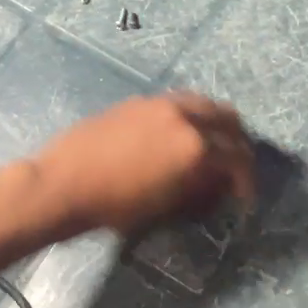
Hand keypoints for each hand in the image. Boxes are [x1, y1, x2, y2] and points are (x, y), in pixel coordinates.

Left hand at [30, 92, 254, 235]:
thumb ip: (199, 189)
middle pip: (228, 119)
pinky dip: (189, 116)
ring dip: (214, 124)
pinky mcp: (137, 101)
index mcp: (195, 147)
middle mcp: (184, 117)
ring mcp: (159, 104)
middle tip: (233, 164)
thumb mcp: (164, 206)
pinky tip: (177, 136)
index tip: (244, 196)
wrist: (61, 184)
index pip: (238, 158)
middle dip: (237, 142)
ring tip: (209, 146)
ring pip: (203, 104)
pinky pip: (177, 103)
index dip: (246, 180)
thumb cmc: (113, 206)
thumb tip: (218, 182)